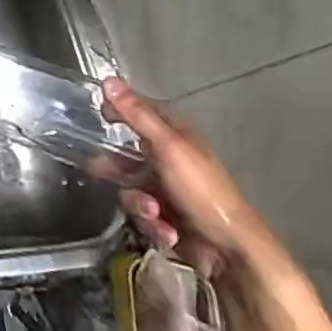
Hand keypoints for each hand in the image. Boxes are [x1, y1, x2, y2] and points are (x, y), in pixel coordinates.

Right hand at [101, 77, 270, 270]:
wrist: (231, 251)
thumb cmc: (202, 191)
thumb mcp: (168, 147)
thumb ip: (137, 115)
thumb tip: (108, 79)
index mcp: (174, 134)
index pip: (138, 111)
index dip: (118, 110)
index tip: (100, 117)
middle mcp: (168, 158)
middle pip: (124, 153)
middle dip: (115, 169)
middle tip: (100, 172)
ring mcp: (165, 188)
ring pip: (129, 187)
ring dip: (139, 203)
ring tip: (154, 212)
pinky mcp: (165, 216)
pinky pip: (142, 213)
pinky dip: (153, 224)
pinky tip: (168, 231)